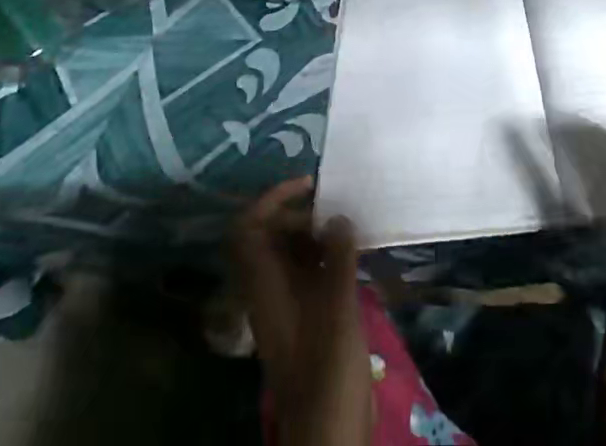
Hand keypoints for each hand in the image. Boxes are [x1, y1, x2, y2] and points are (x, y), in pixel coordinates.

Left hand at [231, 176, 370, 445]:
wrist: (327, 431)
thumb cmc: (326, 368)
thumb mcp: (335, 309)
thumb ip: (336, 259)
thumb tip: (336, 216)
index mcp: (264, 285)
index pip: (250, 227)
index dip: (273, 199)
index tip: (309, 185)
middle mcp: (269, 290)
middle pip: (270, 238)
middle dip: (300, 215)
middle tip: (337, 208)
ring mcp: (288, 307)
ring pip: (292, 257)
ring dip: (316, 236)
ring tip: (350, 225)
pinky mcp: (306, 321)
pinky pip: (310, 276)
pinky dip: (327, 259)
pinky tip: (355, 257)